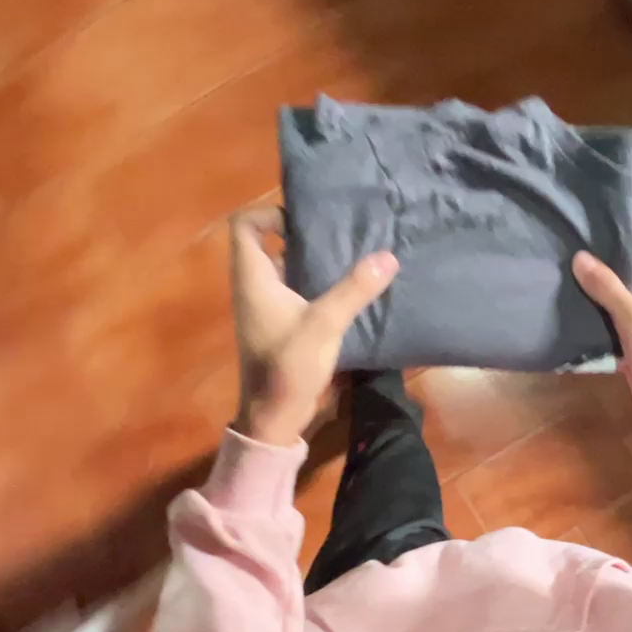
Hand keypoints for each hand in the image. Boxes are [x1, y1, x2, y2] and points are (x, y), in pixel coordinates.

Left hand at [229, 207, 398, 445]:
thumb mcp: (324, 325)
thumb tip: (388, 257)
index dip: (269, 214)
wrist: (274, 417)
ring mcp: (267, 308)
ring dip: (313, 261)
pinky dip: (318, 285)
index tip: (305, 221)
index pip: (244, 226)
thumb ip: (354, 290)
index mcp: (253, 279)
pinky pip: (297, 292)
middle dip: (301, 234)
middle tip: (340, 231)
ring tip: (351, 254)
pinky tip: (349, 289)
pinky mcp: (281, 326)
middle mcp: (255, 287)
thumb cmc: (288, 367)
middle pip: (268, 244)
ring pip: (286, 269)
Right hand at [573, 248, 631, 439]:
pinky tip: (564, 302)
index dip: (614, 234)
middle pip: (624, 267)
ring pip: (614, 292)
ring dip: (591, 288)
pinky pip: (609, 316)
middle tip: (559, 246)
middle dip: (596, 261)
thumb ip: (608, 289)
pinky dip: (593, 312)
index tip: (581, 224)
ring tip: (555, 269)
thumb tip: (579, 257)